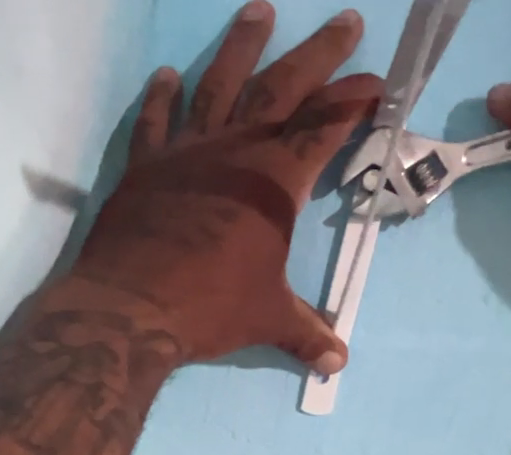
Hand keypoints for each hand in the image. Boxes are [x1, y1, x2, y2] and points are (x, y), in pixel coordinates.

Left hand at [71, 2, 382, 375]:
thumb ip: (304, 333)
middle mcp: (234, 151)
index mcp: (275, 181)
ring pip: (218, 84)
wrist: (130, 307)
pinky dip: (160, 98)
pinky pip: (154, 123)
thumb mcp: (266, 319)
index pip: (327, 126)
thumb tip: (338, 363)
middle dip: (320, 54)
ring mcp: (185, 154)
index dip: (357, 101)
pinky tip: (166, 77)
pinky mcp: (143, 168)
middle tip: (346, 20)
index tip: (380, 82)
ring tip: (258, 10)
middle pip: (284, 87)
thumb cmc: (208, 308)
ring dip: (241, 46)